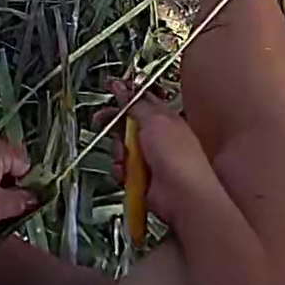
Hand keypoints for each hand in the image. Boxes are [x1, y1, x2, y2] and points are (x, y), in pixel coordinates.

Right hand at [105, 81, 227, 226]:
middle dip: (114, 124)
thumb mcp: (154, 120)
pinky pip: (123, 167)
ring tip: (124, 157)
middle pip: (127, 123)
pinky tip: (126, 173)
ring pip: (122, 145)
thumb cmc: (176, 155)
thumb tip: (121, 87)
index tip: (108, 88)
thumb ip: (135, 104)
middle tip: (101, 120)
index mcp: (164, 118)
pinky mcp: (143, 177)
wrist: (183, 196)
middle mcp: (157, 137)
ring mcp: (150, 158)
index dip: (124, 94)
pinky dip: (121, 170)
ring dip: (118, 151)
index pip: (140, 100)